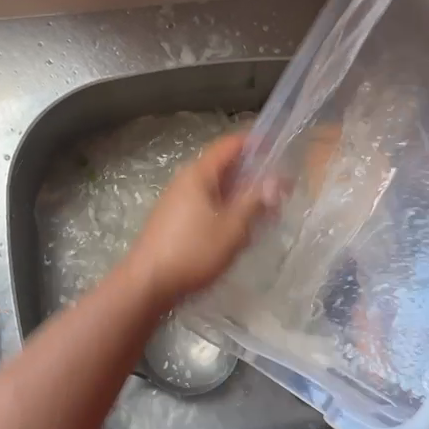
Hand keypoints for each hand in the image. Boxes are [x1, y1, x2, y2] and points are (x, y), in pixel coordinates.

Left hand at [125, 133, 273, 305]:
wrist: (147, 284)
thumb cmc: (193, 252)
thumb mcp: (232, 227)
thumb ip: (255, 200)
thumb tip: (276, 179)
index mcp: (198, 174)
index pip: (231, 144)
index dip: (257, 144)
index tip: (282, 152)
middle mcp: (185, 181)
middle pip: (224, 167)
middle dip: (253, 176)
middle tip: (280, 191)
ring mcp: (177, 201)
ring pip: (217, 190)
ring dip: (241, 197)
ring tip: (265, 215)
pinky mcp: (174, 221)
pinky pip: (207, 206)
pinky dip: (227, 211)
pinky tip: (239, 231)